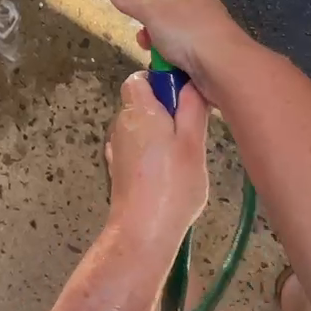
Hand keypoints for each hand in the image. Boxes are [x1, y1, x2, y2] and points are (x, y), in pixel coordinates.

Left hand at [104, 72, 209, 249]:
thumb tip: (191, 82)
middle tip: (189, 133)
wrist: (142, 232)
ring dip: (158, 134)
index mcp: (139, 110)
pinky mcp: (118, 169)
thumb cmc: (172, 185)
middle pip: (140, 102)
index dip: (160, 81)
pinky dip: (149, 153)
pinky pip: (135, 148)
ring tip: (181, 158)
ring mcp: (117, 147)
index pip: (139, 78)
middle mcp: (122, 123)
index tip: (182, 98)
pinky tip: (166, 173)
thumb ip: (192, 109)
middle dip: (164, 111)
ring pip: (139, 127)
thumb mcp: (192, 143)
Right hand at [106, 0, 256, 106]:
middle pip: (166, 20)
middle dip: (152, 34)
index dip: (146, 6)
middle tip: (145, 45)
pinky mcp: (214, 58)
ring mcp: (209, 35)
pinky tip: (174, 74)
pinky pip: (188, 61)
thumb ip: (130, 0)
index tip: (138, 21)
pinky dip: (178, 67)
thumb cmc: (186, 31)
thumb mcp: (151, 11)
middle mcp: (201, 10)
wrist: (223, 66)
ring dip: (163, 54)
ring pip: (175, 43)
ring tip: (159, 63)